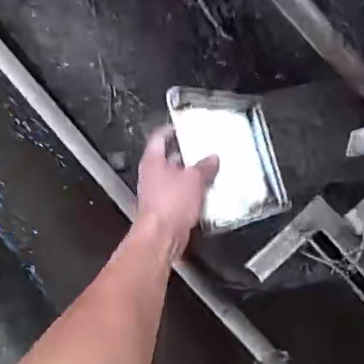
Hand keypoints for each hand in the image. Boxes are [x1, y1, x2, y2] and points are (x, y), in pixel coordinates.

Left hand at [134, 125, 217, 257]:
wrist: (161, 237)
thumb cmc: (170, 205)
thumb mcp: (194, 179)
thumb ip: (204, 166)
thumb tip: (212, 159)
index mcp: (153, 161)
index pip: (159, 137)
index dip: (171, 129)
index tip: (183, 126)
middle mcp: (151, 176)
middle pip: (168, 158)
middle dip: (186, 155)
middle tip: (203, 149)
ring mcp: (157, 194)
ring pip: (175, 179)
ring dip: (190, 176)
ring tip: (209, 171)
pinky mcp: (165, 210)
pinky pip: (180, 196)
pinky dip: (191, 194)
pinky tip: (204, 194)